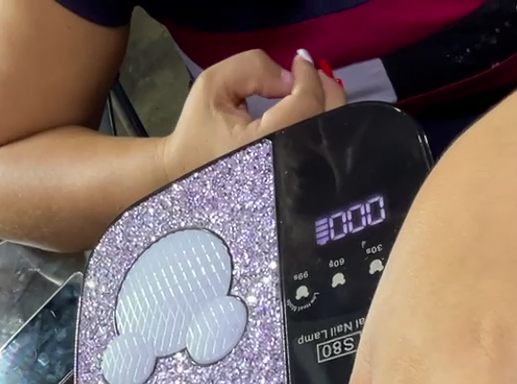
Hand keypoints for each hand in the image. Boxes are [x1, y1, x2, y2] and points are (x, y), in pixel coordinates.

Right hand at [159, 49, 343, 181]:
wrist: (185, 178)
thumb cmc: (197, 135)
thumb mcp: (213, 86)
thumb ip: (252, 68)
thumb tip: (289, 77)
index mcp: (265, 144)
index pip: (306, 103)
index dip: (308, 76)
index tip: (298, 62)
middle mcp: (285, 166)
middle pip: (329, 124)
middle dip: (326, 92)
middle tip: (310, 77)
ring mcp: (292, 182)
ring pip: (330, 142)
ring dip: (327, 111)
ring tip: (308, 96)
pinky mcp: (293, 188)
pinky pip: (320, 155)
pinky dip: (321, 131)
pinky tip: (306, 119)